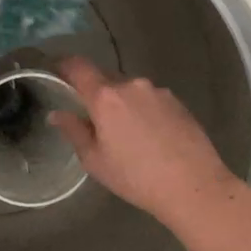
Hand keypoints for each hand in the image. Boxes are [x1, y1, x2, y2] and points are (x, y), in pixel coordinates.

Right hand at [49, 56, 242, 224]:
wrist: (194, 185)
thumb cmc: (136, 177)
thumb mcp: (95, 160)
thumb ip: (74, 131)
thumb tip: (57, 114)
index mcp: (106, 97)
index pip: (78, 67)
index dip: (64, 65)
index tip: (56, 71)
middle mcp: (132, 85)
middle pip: (105, 78)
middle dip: (95, 93)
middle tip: (92, 118)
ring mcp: (158, 92)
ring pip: (130, 90)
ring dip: (122, 103)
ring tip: (126, 133)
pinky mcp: (178, 102)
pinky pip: (150, 99)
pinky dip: (143, 110)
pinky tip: (150, 136)